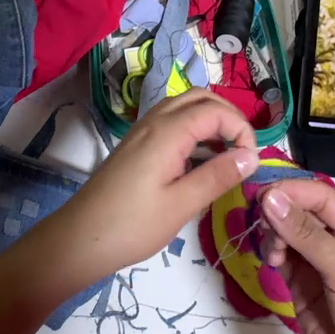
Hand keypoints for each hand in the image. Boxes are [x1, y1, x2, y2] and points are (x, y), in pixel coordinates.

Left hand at [40, 89, 258, 285]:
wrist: (82, 236)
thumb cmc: (133, 224)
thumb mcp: (181, 205)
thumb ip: (217, 177)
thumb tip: (251, 157)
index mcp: (167, 131)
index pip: (215, 110)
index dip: (241, 129)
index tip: (252, 162)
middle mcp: (155, 120)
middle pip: (200, 97)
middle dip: (229, 116)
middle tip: (244, 151)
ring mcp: (144, 129)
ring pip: (185, 105)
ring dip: (211, 120)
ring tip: (229, 156)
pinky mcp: (139, 142)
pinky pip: (173, 120)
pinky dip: (194, 129)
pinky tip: (202, 159)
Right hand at [260, 180, 334, 333]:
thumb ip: (308, 235)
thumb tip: (269, 196)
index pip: (322, 197)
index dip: (293, 191)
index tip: (262, 194)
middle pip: (302, 211)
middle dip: (280, 212)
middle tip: (261, 222)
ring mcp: (320, 264)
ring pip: (288, 232)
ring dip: (274, 233)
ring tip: (272, 250)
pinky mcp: (303, 285)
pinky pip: (282, 256)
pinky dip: (272, 252)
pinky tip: (271, 260)